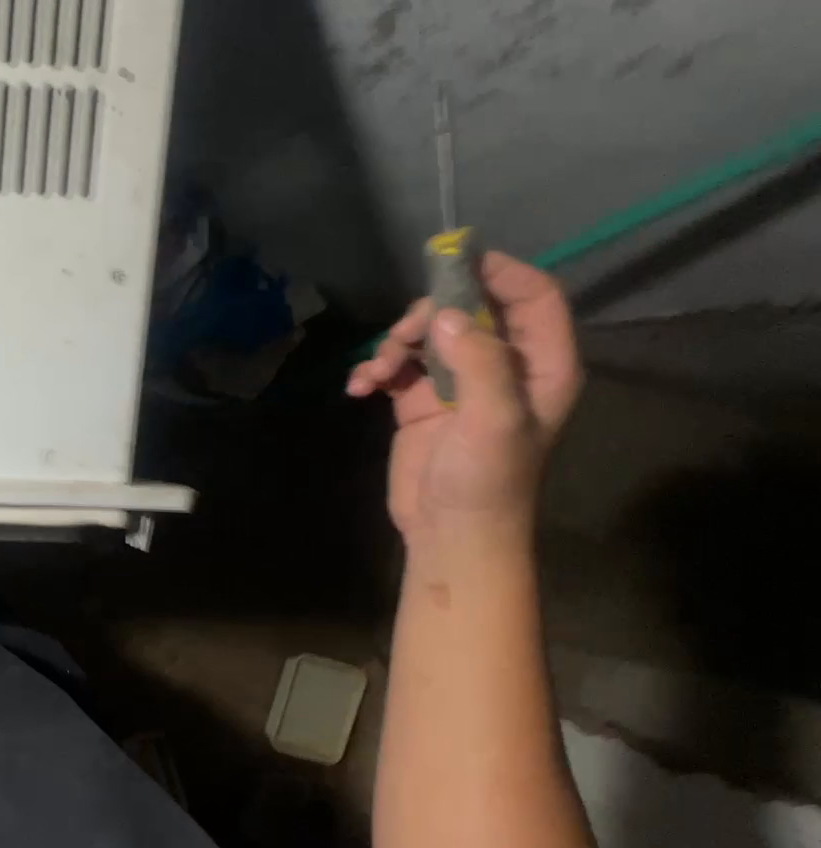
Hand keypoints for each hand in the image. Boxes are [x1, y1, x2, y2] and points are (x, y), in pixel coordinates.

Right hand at [347, 252, 582, 552]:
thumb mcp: (493, 420)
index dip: (499, 274)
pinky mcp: (420, 404)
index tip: (452, 265)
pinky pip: (397, 368)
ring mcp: (458, 385)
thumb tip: (446, 315)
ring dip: (393, 345)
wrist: (450, 531)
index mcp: (540, 365)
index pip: (533, 297)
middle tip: (401, 337)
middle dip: (428, 316)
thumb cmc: (486, 480)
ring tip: (375, 372)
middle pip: (469, 311)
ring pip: (426, 337)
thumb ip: (479, 361)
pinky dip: (374, 371)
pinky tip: (359, 389)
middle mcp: (502, 367)